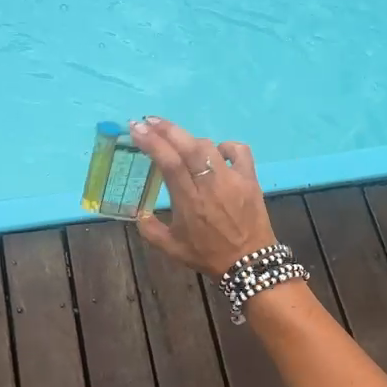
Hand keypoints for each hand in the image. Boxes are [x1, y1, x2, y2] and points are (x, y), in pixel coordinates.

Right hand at [129, 115, 276, 275]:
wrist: (249, 264)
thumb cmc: (208, 255)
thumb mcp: (171, 248)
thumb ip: (149, 229)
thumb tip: (137, 211)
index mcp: (189, 202)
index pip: (168, 162)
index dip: (152, 142)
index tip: (136, 128)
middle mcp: (210, 185)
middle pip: (187, 147)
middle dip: (166, 129)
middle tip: (149, 121)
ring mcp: (233, 180)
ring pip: (209, 146)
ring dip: (189, 139)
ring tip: (177, 140)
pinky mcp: (250, 179)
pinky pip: (240, 151)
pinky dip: (226, 146)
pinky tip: (217, 152)